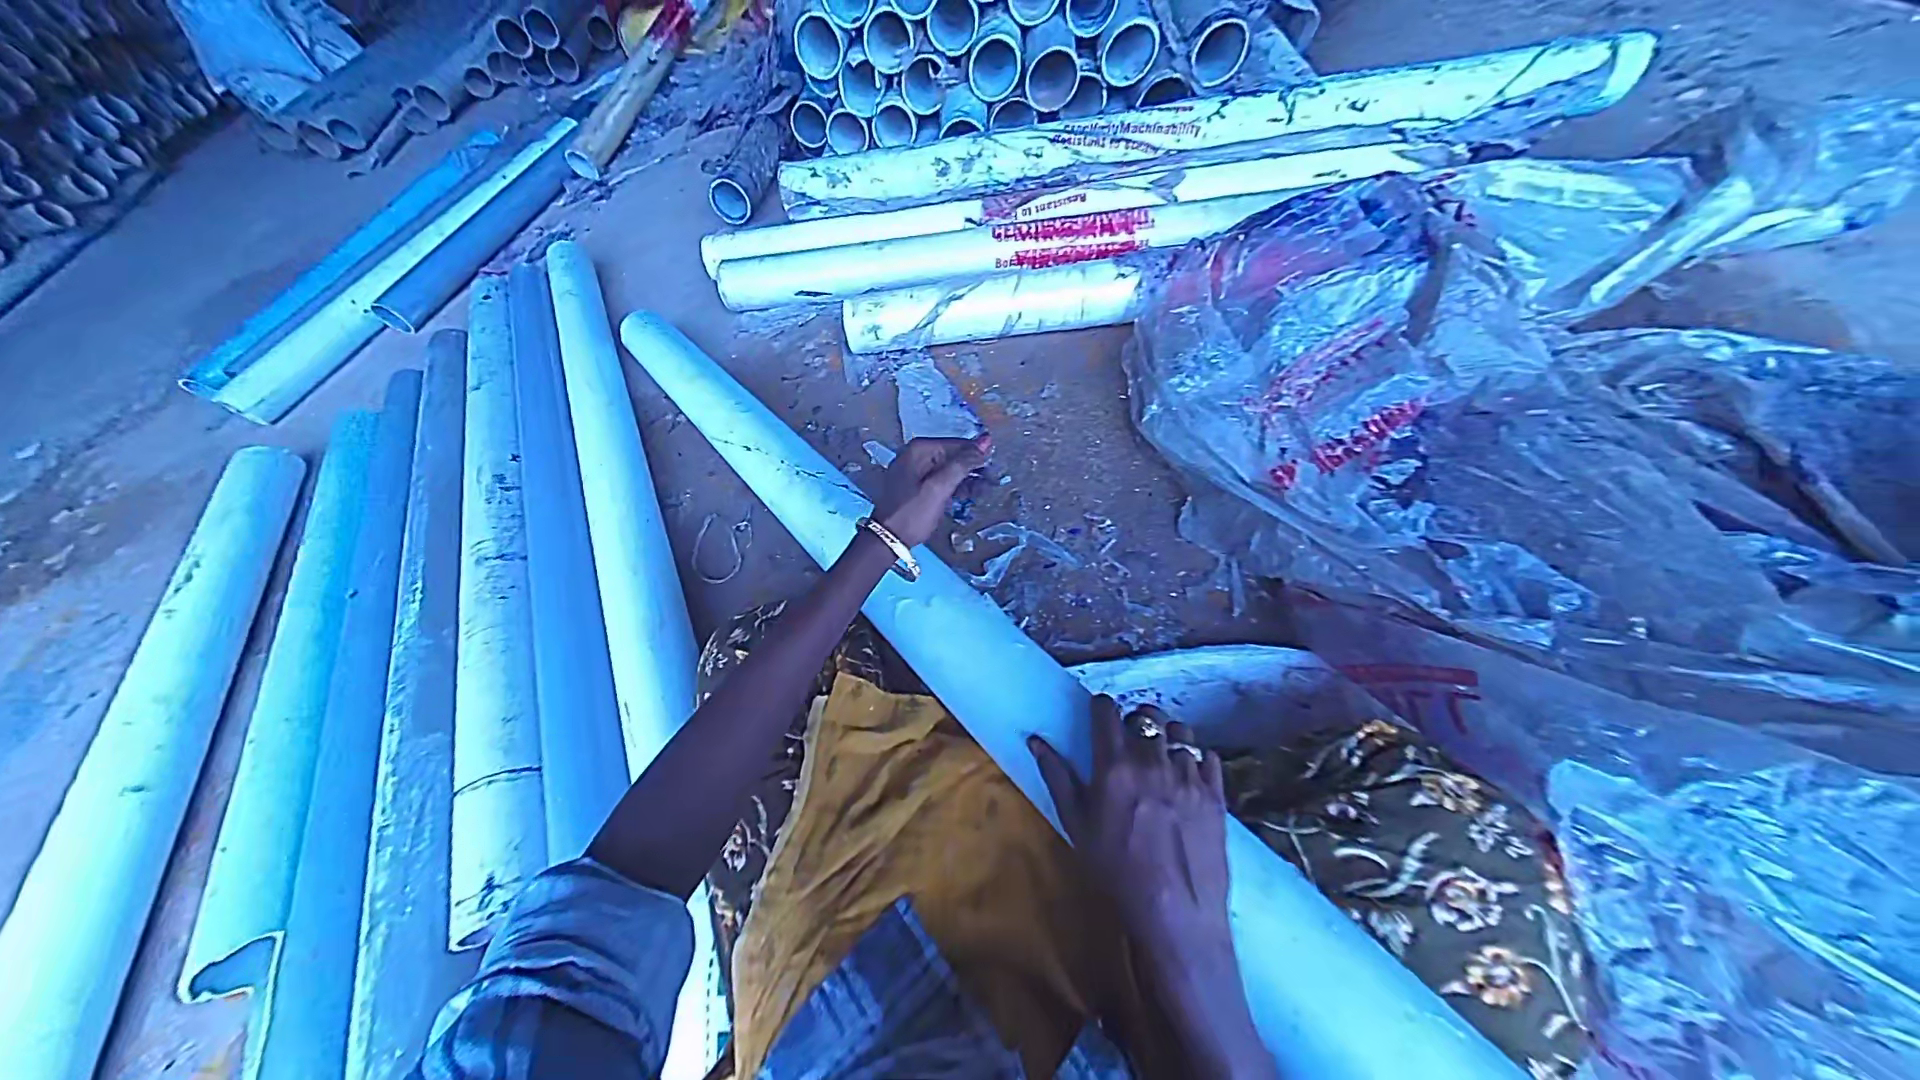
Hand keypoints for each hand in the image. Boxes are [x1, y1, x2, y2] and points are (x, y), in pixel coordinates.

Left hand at [872, 435, 989, 547]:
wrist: (887, 539)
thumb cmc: (913, 513)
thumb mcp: (939, 488)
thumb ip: (962, 464)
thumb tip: (986, 441)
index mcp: (920, 449)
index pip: (958, 444)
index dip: (978, 455)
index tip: (995, 470)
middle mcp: (916, 454)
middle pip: (953, 455)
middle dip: (973, 468)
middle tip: (993, 482)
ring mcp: (915, 470)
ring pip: (949, 468)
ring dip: (967, 479)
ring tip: (986, 490)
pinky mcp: (916, 485)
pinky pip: (941, 479)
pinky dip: (955, 486)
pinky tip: (970, 494)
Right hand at [1032, 698, 1277, 1079]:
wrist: (1175, 914)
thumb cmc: (1115, 870)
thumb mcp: (1076, 823)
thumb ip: (1057, 776)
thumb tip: (1036, 740)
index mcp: (1115, 765)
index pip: (1107, 711)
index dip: (1101, 707)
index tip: (1099, 714)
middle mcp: (1153, 761)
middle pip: (1147, 715)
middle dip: (1136, 718)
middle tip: (1130, 735)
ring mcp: (1189, 775)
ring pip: (1180, 731)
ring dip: (1167, 735)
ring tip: (1161, 753)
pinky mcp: (1216, 794)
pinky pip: (1208, 756)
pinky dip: (1196, 757)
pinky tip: (1187, 774)